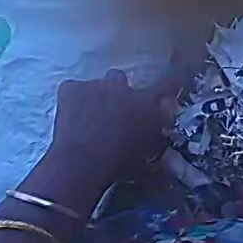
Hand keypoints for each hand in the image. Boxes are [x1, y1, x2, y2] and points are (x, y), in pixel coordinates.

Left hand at [47, 70, 174, 187]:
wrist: (82, 162)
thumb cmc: (119, 164)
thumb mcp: (146, 154)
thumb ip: (155, 137)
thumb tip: (161, 139)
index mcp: (146, 103)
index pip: (167, 84)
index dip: (170, 81)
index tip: (173, 78)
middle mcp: (123, 87)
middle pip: (121, 80)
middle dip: (117, 93)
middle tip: (112, 113)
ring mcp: (95, 84)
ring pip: (97, 85)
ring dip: (96, 96)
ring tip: (88, 118)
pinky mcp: (71, 88)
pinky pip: (73, 89)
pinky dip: (72, 101)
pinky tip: (70, 118)